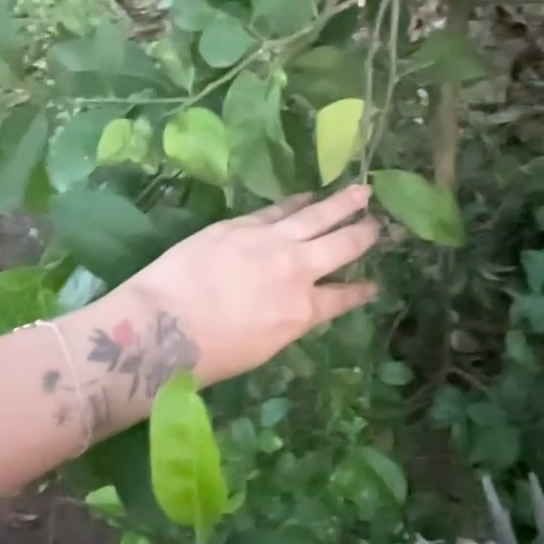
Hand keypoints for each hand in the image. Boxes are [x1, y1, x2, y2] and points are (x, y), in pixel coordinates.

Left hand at [115, 185, 380, 388]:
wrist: (165, 323)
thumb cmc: (209, 353)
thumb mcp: (262, 348)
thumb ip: (285, 321)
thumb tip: (292, 305)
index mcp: (301, 313)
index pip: (342, 298)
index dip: (360, 291)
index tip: (374, 285)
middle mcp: (295, 271)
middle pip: (339, 246)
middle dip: (362, 233)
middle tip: (379, 221)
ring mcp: (269, 242)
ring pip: (315, 216)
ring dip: (340, 203)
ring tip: (360, 190)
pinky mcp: (241, 224)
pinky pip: (278, 209)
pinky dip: (296, 202)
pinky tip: (308, 195)